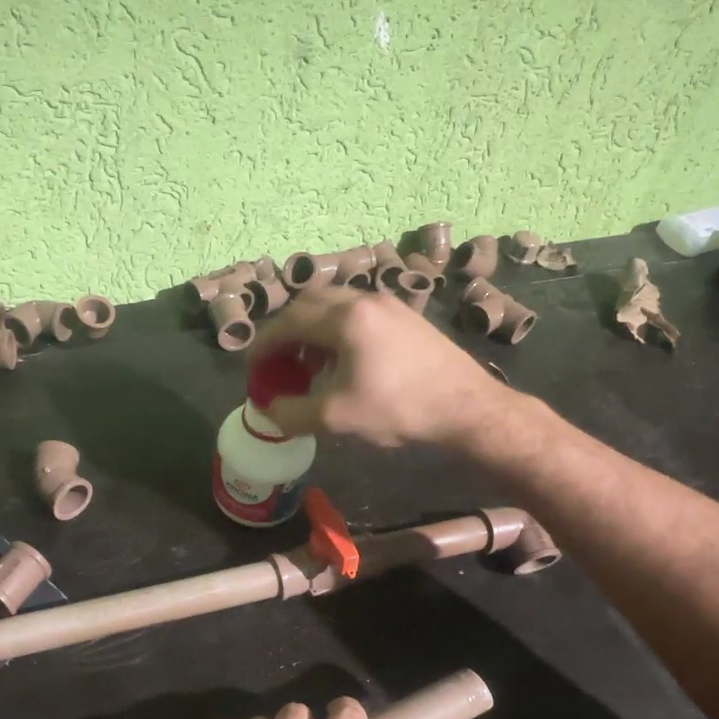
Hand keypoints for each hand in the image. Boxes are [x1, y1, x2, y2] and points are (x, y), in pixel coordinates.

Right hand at [248, 288, 505, 447]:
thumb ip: (292, 413)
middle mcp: (365, 300)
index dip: (264, 344)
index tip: (252, 367)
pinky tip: (342, 365)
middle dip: (286, 331)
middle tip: (277, 362)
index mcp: (344, 318)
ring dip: (313, 332)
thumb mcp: (335, 418)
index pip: (289, 321)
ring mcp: (390, 305)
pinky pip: (359, 315)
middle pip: (310, 304)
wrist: (466, 408)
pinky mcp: (407, 318)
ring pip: (336, 307)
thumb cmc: (398, 409)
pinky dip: (337, 333)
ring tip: (307, 367)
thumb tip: (270, 409)